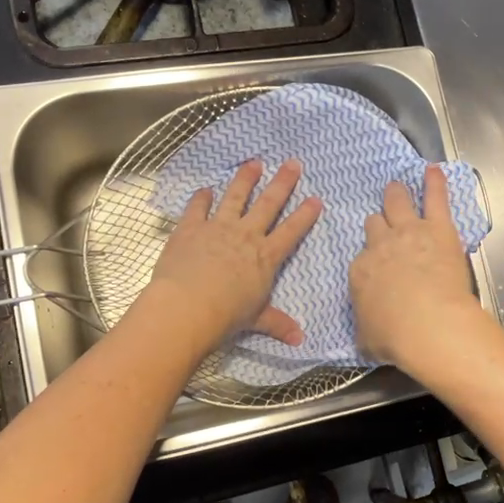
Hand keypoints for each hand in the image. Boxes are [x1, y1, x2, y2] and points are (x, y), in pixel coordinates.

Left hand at [148, 159, 322, 346]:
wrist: (188, 306)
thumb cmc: (227, 315)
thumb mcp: (257, 320)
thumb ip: (277, 323)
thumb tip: (299, 340)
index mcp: (266, 257)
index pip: (291, 231)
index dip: (305, 215)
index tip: (315, 198)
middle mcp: (246, 235)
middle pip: (268, 203)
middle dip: (282, 182)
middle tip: (293, 163)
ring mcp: (217, 227)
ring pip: (235, 196)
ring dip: (245, 179)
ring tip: (253, 162)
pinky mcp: (190, 228)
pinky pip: (197, 207)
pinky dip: (201, 198)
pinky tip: (204, 189)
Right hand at [350, 164, 480, 368]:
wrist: (429, 325)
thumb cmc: (396, 338)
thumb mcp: (367, 337)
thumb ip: (366, 327)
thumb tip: (368, 331)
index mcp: (360, 272)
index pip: (361, 257)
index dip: (371, 259)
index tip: (377, 264)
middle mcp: (380, 246)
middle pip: (375, 225)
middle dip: (379, 223)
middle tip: (384, 221)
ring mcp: (409, 232)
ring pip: (397, 203)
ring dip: (397, 194)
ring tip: (397, 186)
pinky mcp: (438, 228)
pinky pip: (434, 198)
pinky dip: (434, 183)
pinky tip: (434, 170)